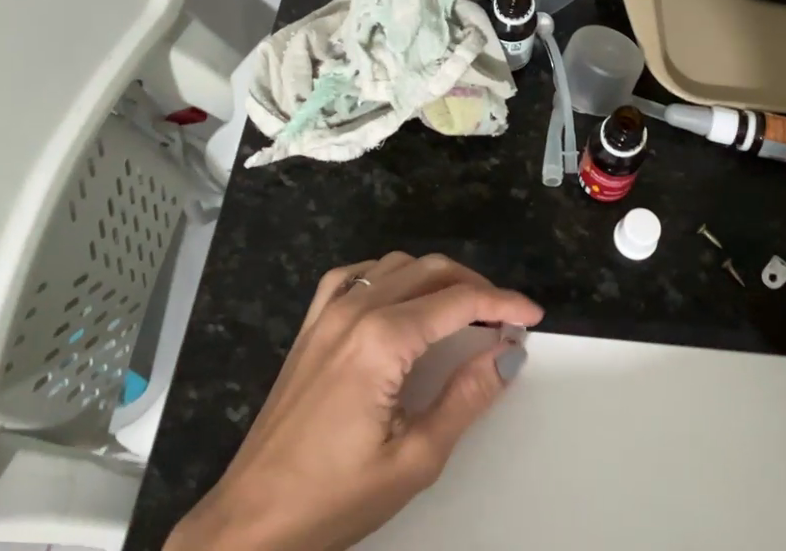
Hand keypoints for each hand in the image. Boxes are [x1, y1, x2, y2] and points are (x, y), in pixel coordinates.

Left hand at [167, 253, 542, 550]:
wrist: (252, 519)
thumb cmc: (334, 496)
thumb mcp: (416, 458)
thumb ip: (466, 398)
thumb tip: (508, 354)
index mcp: (383, 340)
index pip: (458, 301)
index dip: (503, 303)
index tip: (534, 317)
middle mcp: (355, 311)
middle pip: (431, 271)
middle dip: (477, 286)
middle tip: (506, 320)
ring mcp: (326, 314)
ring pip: (396, 266)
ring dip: (437, 277)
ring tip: (466, 311)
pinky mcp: (310, 327)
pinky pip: (355, 276)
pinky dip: (391, 276)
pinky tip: (402, 298)